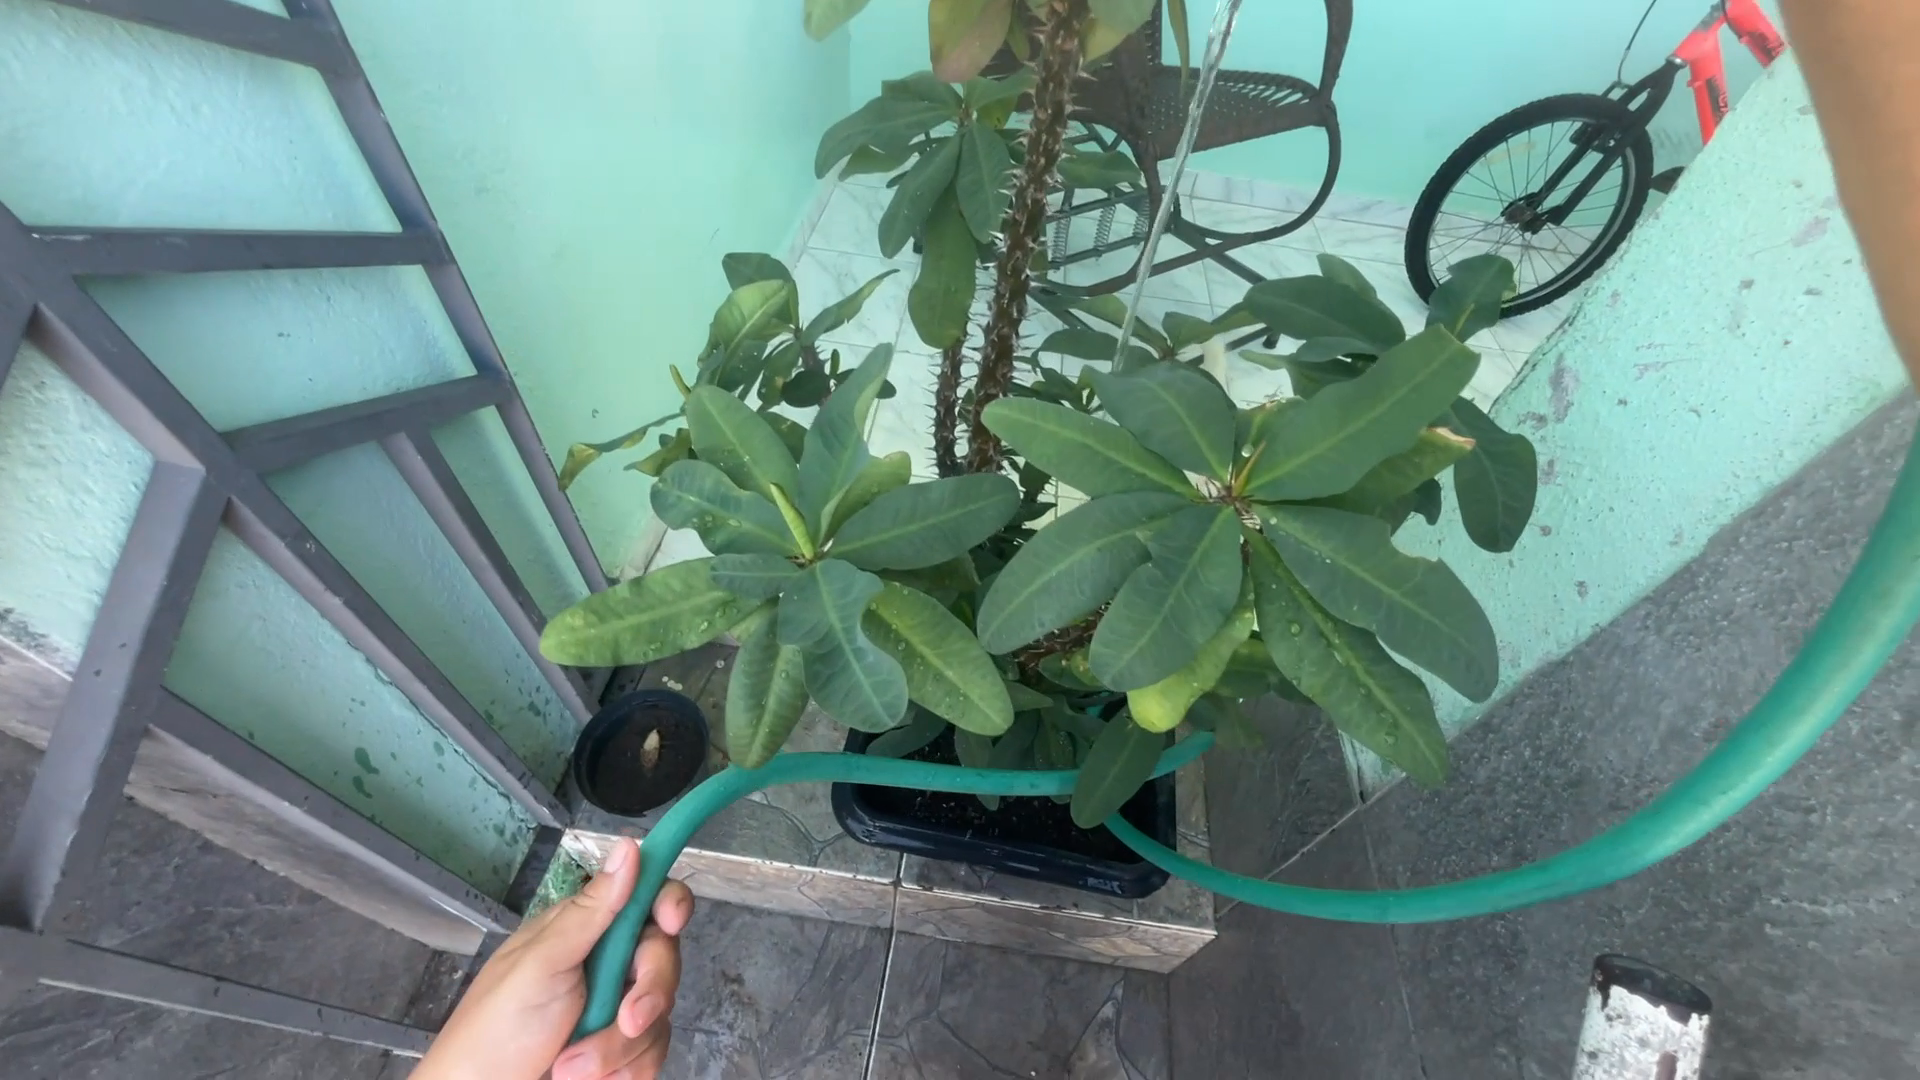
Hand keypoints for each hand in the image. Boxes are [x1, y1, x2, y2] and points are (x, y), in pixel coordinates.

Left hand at [414, 839, 693, 1079]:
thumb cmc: (495, 1033)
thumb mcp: (541, 966)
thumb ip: (592, 910)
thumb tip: (630, 842)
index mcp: (589, 929)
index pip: (649, 896)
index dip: (671, 903)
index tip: (672, 922)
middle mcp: (609, 962)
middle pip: (665, 955)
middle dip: (649, 992)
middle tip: (626, 1021)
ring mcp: (617, 1007)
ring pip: (661, 1010)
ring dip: (622, 1047)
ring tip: (572, 1072)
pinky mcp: (622, 1052)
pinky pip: (653, 1051)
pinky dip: (627, 1071)